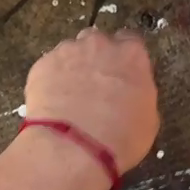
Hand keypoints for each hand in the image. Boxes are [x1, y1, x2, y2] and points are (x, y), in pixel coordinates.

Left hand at [23, 27, 159, 175]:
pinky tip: (52, 102)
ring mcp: (68, 51)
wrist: (73, 148)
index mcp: (132, 55)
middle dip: (97, 58)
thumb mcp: (148, 118)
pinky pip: (49, 67)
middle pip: (98, 42)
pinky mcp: (42, 64)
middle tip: (95, 85)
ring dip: (72, 67)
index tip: (122, 74)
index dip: (124, 58)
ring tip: (70, 96)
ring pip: (71, 52)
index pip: (131, 42)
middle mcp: (100, 44)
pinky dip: (51, 80)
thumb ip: (139, 92)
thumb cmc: (120, 138)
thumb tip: (130, 91)